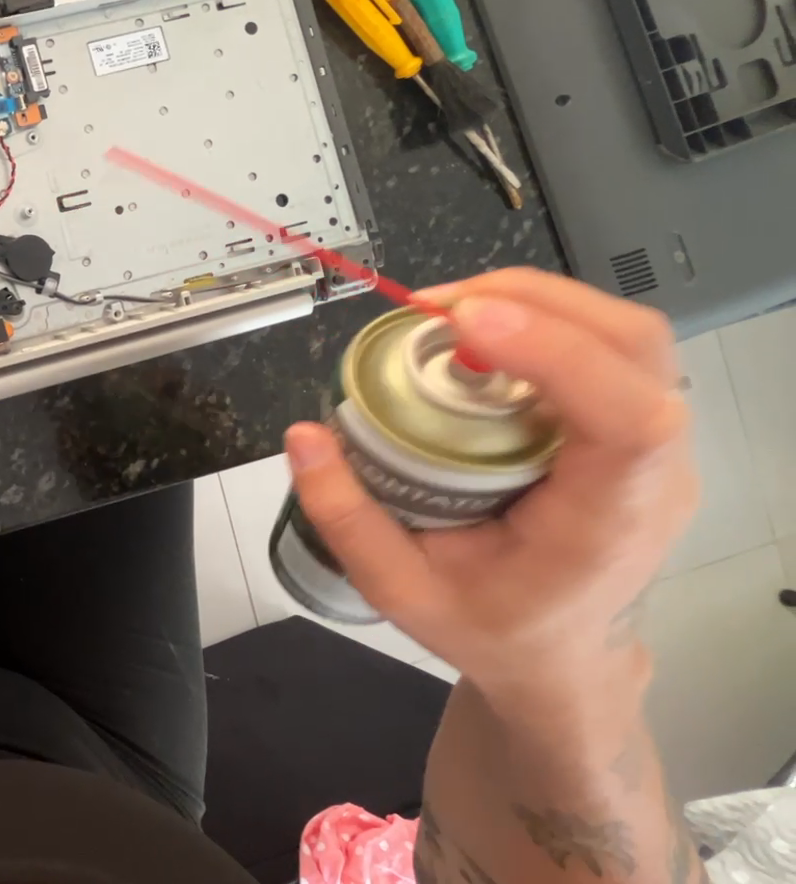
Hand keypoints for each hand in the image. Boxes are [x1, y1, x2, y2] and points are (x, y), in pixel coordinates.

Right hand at [284, 268, 696, 711]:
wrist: (556, 653)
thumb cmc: (487, 625)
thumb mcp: (396, 588)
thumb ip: (345, 516)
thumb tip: (304, 435)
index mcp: (606, 521)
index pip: (628, 419)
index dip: (555, 353)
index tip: (463, 325)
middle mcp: (651, 471)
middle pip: (632, 346)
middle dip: (533, 301)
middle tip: (431, 307)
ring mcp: (649, 443)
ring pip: (623, 334)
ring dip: (534, 301)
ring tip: (442, 312)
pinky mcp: (624, 425)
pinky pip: (600, 346)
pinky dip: (536, 317)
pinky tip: (471, 330)